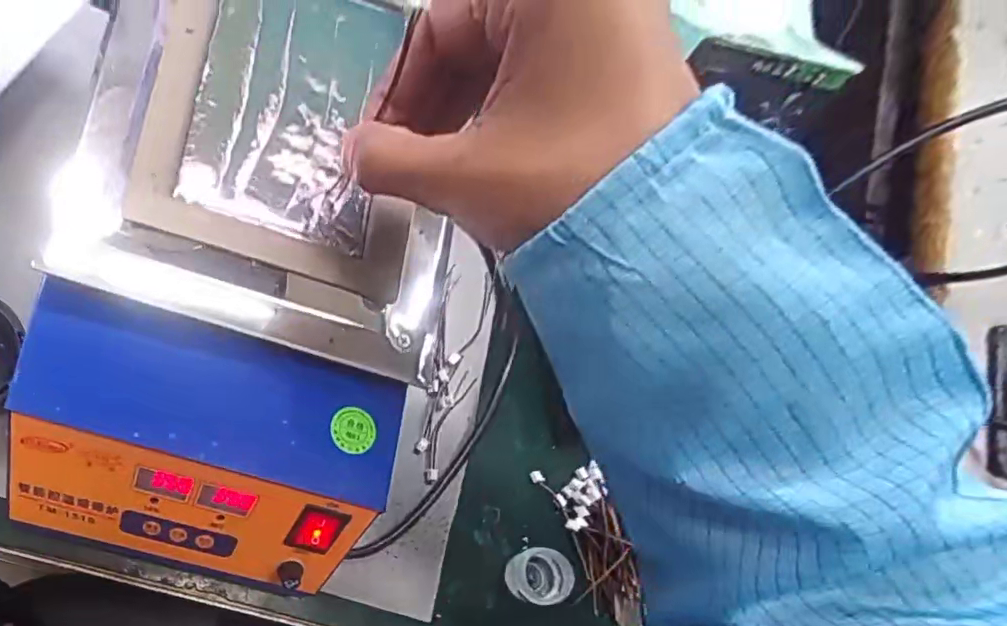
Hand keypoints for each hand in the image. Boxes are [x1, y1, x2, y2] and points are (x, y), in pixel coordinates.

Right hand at [346, 0, 699, 250]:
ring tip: (431, 166)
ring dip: (450, 114)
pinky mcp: (612, 59)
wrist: (654, 222)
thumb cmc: (565, 181)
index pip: (437, 23)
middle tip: (398, 158)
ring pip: (494, 58)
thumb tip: (352, 153)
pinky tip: (470, 156)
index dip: (396, 89)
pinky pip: (528, 72)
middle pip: (467, 38)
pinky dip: (488, 112)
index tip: (376, 141)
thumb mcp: (458, 173)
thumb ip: (387, 160)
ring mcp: (606, 22)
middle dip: (423, 105)